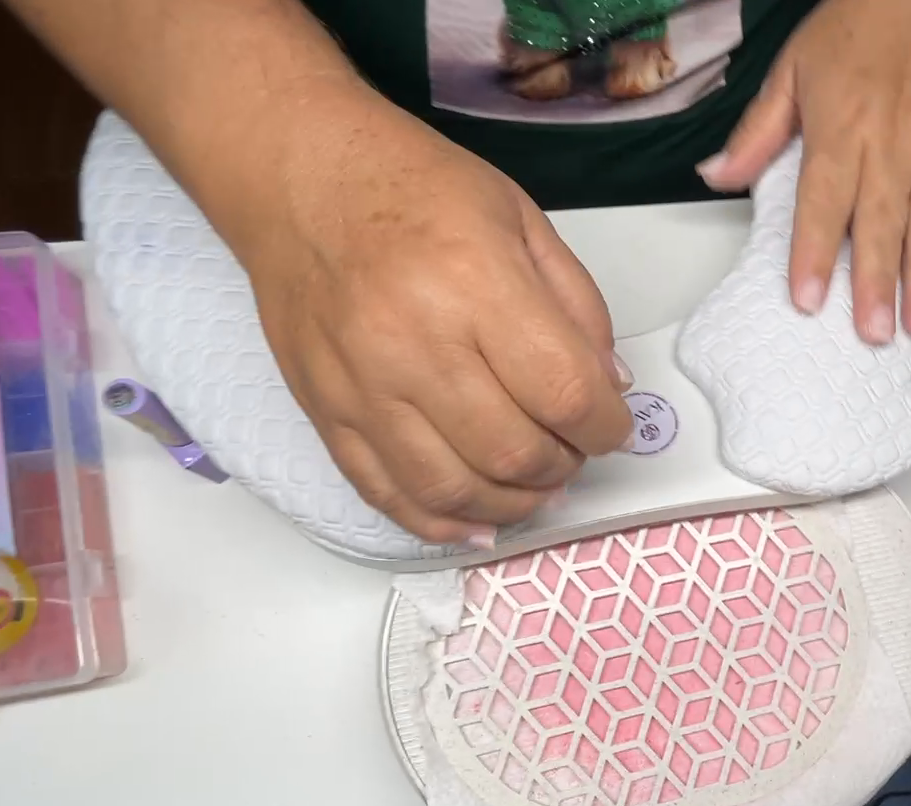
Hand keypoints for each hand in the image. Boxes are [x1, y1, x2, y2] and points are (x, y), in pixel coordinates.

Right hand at [227, 97, 633, 545]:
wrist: (297, 176)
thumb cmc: (419, 190)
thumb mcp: (524, 222)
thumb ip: (580, 309)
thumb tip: (612, 389)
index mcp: (474, 283)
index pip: (565, 393)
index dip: (607, 428)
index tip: (613, 427)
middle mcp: (413, 342)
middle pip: (514, 452)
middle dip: (565, 466)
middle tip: (572, 448)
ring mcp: (361, 386)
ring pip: (454, 490)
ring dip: (514, 504)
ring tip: (536, 485)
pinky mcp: (326, 413)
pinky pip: (388, 495)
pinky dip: (443, 525)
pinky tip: (479, 524)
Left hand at [697, 0, 910, 343]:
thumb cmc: (857, 30)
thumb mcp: (791, 72)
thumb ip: (756, 134)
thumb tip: (715, 175)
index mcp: (842, 129)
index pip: (823, 201)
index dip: (813, 252)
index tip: (807, 298)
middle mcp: (892, 145)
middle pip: (882, 224)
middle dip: (877, 283)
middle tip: (874, 332)